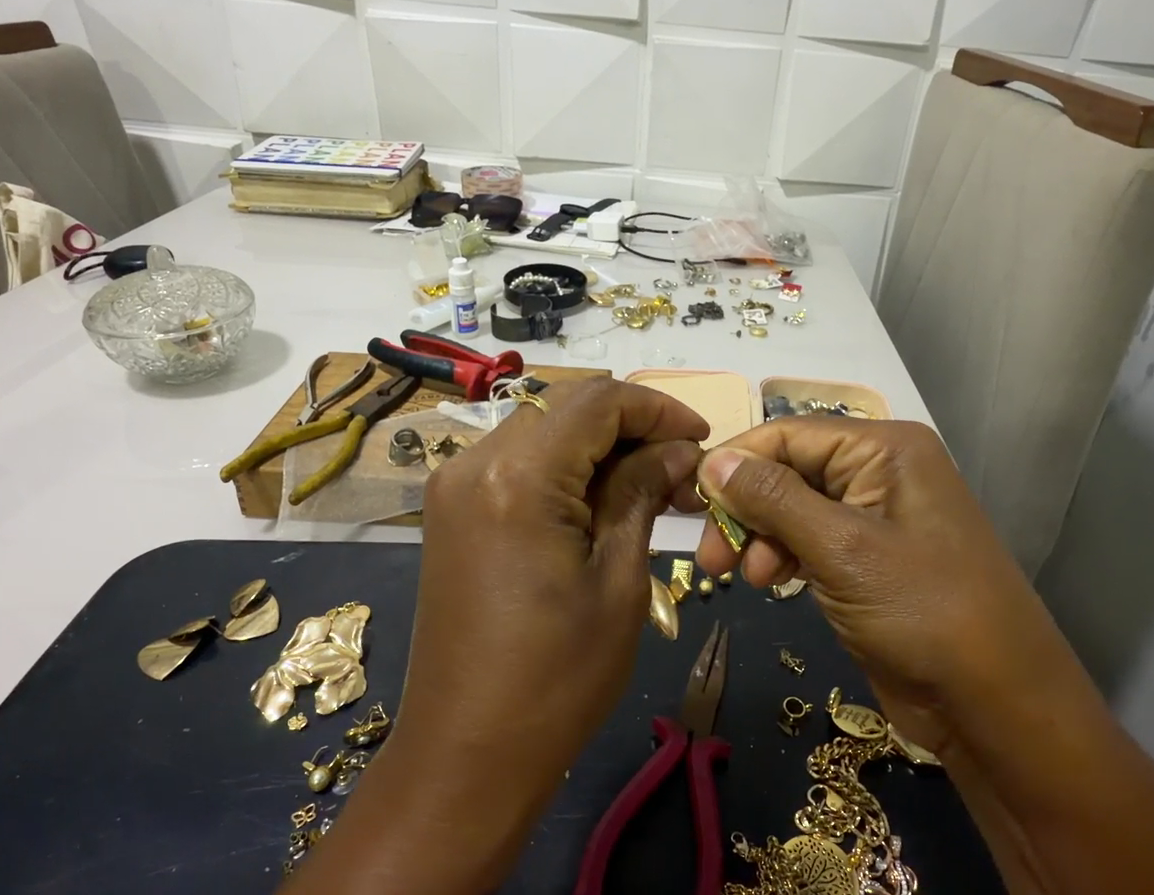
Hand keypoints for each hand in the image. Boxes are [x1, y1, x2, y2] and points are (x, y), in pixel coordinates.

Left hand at [402, 378, 707, 782]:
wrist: (467, 752)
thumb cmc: (557, 677)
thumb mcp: (619, 579)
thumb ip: (642, 492)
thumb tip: (678, 448)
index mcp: (517, 476)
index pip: (597, 401)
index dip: (657, 408)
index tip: (702, 436)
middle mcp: (473, 462)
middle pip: (566, 408)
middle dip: (630, 425)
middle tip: (682, 467)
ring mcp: (454, 485)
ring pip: (542, 431)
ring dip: (598, 446)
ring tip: (651, 486)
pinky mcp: (451, 511)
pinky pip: (517, 462)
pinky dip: (564, 468)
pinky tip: (601, 501)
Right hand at [694, 419, 1076, 756]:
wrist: (996, 703)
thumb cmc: (922, 611)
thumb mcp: (841, 548)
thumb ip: (773, 499)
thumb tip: (713, 460)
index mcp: (885, 449)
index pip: (790, 433)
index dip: (737, 461)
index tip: (690, 500)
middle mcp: (881, 472)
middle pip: (790, 470)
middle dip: (746, 507)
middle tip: (708, 554)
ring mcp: (877, 518)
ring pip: (795, 509)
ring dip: (760, 537)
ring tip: (740, 578)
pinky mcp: (871, 561)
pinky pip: (812, 541)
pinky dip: (783, 557)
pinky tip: (767, 583)